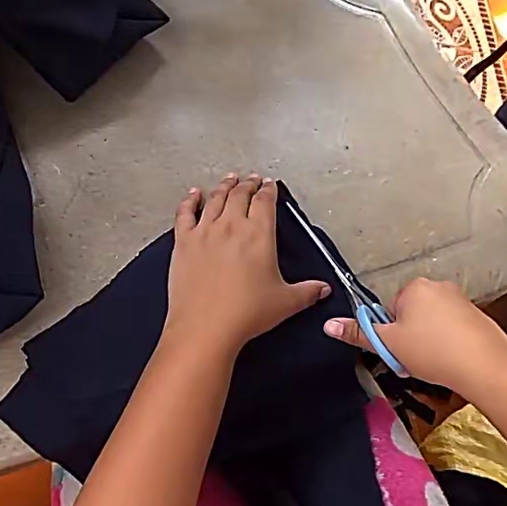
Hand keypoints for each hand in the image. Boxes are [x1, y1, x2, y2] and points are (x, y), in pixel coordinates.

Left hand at [164, 174, 329, 358]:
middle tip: (251, 179)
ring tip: (229, 180)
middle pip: (239, 194)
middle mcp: (231, 226)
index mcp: (259, 235)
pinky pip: (185, 213)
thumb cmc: (245, 313)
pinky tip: (193, 194)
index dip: (269, 190)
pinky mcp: (184, 243)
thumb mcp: (286, 302)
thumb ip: (308, 292)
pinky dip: (190, 200)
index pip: (265, 202)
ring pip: (215, 199)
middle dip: (248, 184)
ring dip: (223, 186)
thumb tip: (322, 289)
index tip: (270, 185)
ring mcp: (205, 232)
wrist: (206, 326)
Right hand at [322, 277, 506, 399]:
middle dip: (410, 338)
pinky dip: (449, 344)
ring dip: (428, 343)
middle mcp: (438, 286)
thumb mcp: (389, 344)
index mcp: (414, 287)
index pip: (391, 309)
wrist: (483, 365)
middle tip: (414, 360)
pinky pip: (453, 329)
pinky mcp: (477, 317)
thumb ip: (359, 333)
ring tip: (434, 364)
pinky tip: (451, 362)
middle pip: (412, 315)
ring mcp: (461, 300)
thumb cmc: (432, 351)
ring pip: (433, 324)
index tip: (398, 351)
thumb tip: (329, 325)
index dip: (391, 334)